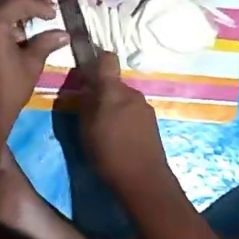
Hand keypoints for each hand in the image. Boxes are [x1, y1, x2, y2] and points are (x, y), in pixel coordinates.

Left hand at [0, 0, 68, 115]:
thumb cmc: (11, 86)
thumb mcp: (32, 62)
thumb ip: (46, 42)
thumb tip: (64, 34)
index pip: (18, 2)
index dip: (38, 5)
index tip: (53, 14)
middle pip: (3, 2)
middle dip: (25, 6)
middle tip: (44, 13)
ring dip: (13, 15)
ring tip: (32, 26)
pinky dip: (1, 24)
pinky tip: (16, 36)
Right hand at [75, 53, 173, 197]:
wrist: (143, 179)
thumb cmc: (108, 154)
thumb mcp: (86, 129)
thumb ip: (86, 104)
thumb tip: (87, 88)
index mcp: (113, 91)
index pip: (107, 59)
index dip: (98, 60)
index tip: (88, 70)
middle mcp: (132, 93)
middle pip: (115, 84)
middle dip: (103, 93)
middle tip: (91, 113)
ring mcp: (145, 107)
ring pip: (124, 99)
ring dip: (115, 108)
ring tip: (106, 131)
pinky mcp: (152, 122)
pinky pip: (134, 112)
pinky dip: (125, 120)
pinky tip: (120, 139)